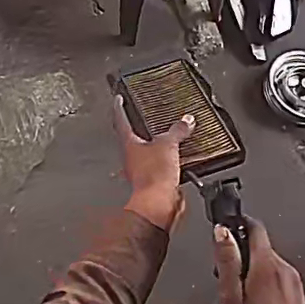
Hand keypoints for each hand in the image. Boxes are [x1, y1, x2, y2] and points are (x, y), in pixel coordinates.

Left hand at [113, 96, 192, 231]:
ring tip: (169, 135)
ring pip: (147, 152)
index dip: (119, 107)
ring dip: (156, 143)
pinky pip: (160, 165)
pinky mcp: (153, 181)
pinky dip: (168, 159)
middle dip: (139, 126)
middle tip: (144, 115)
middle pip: (132, 137)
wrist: (158, 205)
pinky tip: (178, 158)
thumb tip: (186, 121)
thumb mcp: (168, 145)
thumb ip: (177, 131)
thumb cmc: (153, 176)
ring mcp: (141, 170)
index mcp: (129, 144)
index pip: (120, 120)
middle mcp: (131, 157)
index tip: (118, 98)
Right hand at [214, 219, 304, 303]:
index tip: (224, 234)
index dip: (236, 226)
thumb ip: (227, 262)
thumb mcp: (230, 301)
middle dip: (241, 258)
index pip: (254, 226)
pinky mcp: (297, 294)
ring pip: (266, 262)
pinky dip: (262, 285)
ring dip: (251, 273)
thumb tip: (222, 233)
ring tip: (242, 302)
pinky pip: (276, 277)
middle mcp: (285, 270)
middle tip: (228, 284)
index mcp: (267, 268)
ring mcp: (294, 283)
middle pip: (259, 246)